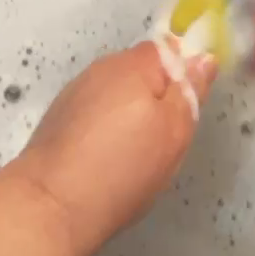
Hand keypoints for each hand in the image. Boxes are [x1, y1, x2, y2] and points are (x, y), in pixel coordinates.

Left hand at [13, 41, 216, 250]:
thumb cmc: (123, 168)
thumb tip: (204, 57)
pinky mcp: (59, 115)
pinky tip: (104, 158)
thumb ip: (191, 91)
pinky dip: (104, 127)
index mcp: (135, 63)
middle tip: (162, 138)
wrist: (50, 205)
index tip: (184, 110)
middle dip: (155, 97)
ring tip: (131, 153)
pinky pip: (95, 110)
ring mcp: (77, 89)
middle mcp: (104, 66)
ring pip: (117, 91)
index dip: (182, 76)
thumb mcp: (174, 133)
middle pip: (142, 71)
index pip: (169, 50)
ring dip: (129, 112)